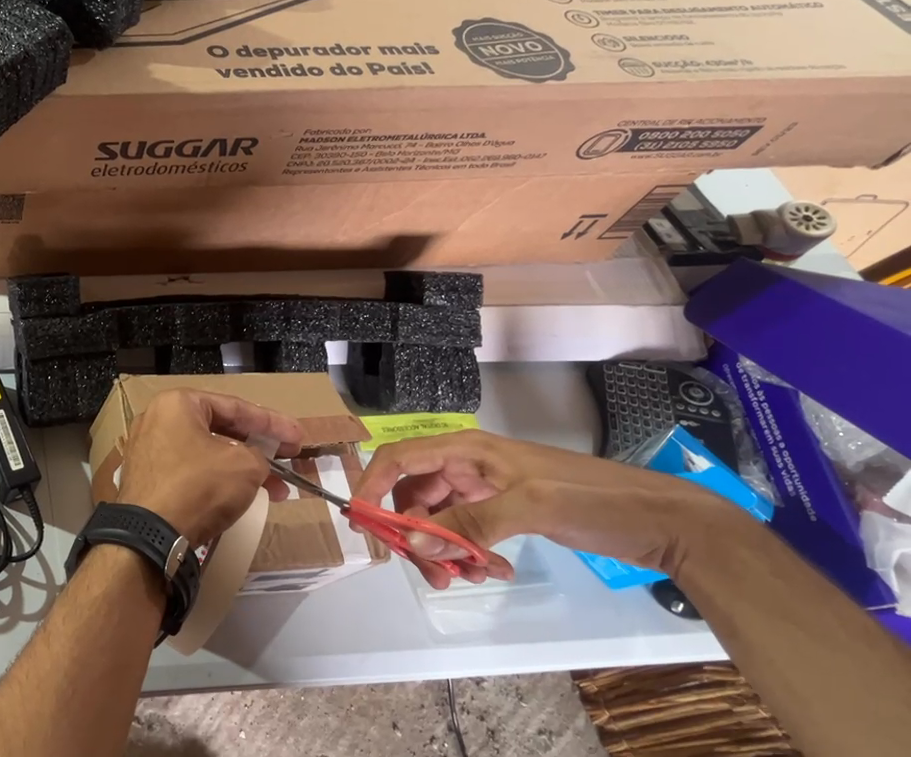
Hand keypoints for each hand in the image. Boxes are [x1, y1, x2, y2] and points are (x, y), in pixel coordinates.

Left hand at [116, 389, 304, 545]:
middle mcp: (157, 419)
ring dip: (243, 469)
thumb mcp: (244, 466)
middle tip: (289, 458)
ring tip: (277, 491)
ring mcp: (148, 449)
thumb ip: (258, 456)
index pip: (234, 406)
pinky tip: (244, 497)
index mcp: (177, 404)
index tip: (299, 437)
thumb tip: (253, 461)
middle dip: (259, 446)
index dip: (272, 422)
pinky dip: (218, 479)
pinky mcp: (147, 478)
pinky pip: (191, 470)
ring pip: (207, 452)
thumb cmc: (198, 486)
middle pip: (219, 428)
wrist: (150, 534)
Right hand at [356, 429, 750, 589]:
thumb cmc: (592, 499)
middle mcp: (467, 466)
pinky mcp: (505, 512)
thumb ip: (467, 524)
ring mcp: (486, 490)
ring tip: (467, 577)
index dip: (373, 484)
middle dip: (414, 533)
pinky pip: (467, 532)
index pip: (399, 459)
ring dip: (444, 548)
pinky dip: (469, 553)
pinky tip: (493, 571)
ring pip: (439, 518)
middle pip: (415, 495)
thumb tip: (412, 542)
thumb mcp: (529, 508)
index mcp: (465, 449)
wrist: (665, 521)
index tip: (361, 521)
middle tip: (430, 572)